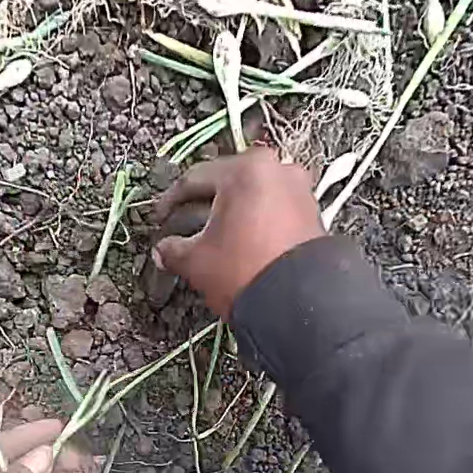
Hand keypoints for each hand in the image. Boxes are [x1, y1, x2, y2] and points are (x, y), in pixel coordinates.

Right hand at [151, 147, 326, 316]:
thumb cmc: (247, 272)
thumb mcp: (197, 261)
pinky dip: (254, 226)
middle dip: (202, 208)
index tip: (161, 218)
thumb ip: (173, 250)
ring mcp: (299, 192)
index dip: (171, 201)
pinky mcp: (312, 216)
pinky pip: (273, 213)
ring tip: (212, 241)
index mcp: (246, 169)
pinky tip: (240, 247)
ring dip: (229, 217)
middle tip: (183, 227)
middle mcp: (277, 170)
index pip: (195, 179)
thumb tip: (163, 251)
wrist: (298, 303)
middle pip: (227, 186)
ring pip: (252, 199)